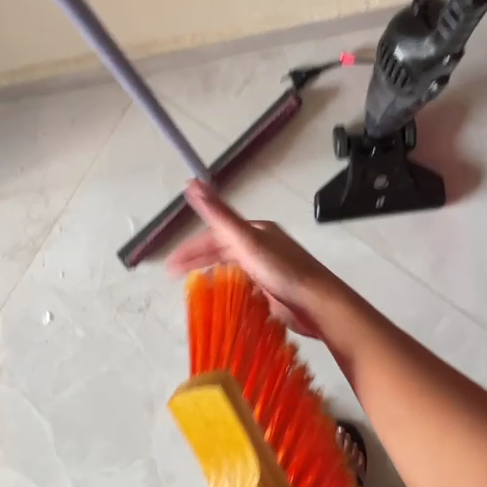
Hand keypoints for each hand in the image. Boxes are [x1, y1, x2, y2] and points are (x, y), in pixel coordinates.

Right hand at [167, 181, 349, 337]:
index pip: (214, 236)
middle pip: (222, 252)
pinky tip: (221, 303)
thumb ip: (218, 214)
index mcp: (256, 231)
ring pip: (233, 271)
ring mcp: (269, 270)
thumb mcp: (245, 240)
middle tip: (173, 278)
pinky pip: (245, 289)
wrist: (317, 304)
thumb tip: (191, 183)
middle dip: (197, 263)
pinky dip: (229, 293)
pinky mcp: (274, 292)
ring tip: (193, 291)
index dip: (190, 248)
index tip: (170, 266)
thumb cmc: (282, 271)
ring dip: (212, 278)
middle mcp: (262, 247)